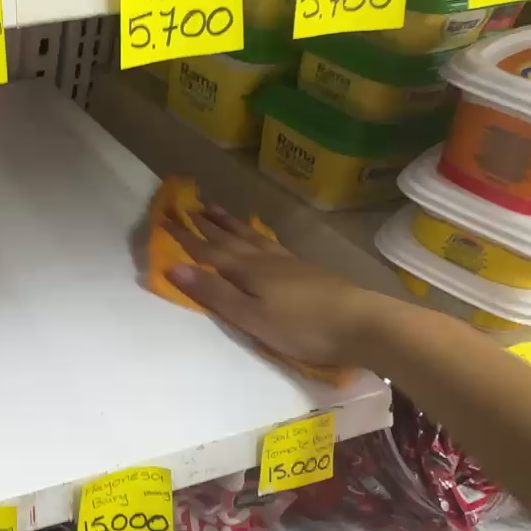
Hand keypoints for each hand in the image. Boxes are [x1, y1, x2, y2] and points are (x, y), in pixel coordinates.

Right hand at [162, 204, 406, 367]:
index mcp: (244, 271)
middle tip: (184, 204)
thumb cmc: (304, 327)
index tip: (162, 217)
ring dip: (228, 222)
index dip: (183, 235)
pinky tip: (258, 235)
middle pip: (226, 237)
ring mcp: (286, 263)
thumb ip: (213, 293)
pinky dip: (256, 234)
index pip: (205, 250)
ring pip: (249, 236)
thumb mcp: (252, 317)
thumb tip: (172, 267)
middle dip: (202, 222)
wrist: (368, 325)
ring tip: (213, 207)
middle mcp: (261, 260)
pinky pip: (270, 243)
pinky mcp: (307, 270)